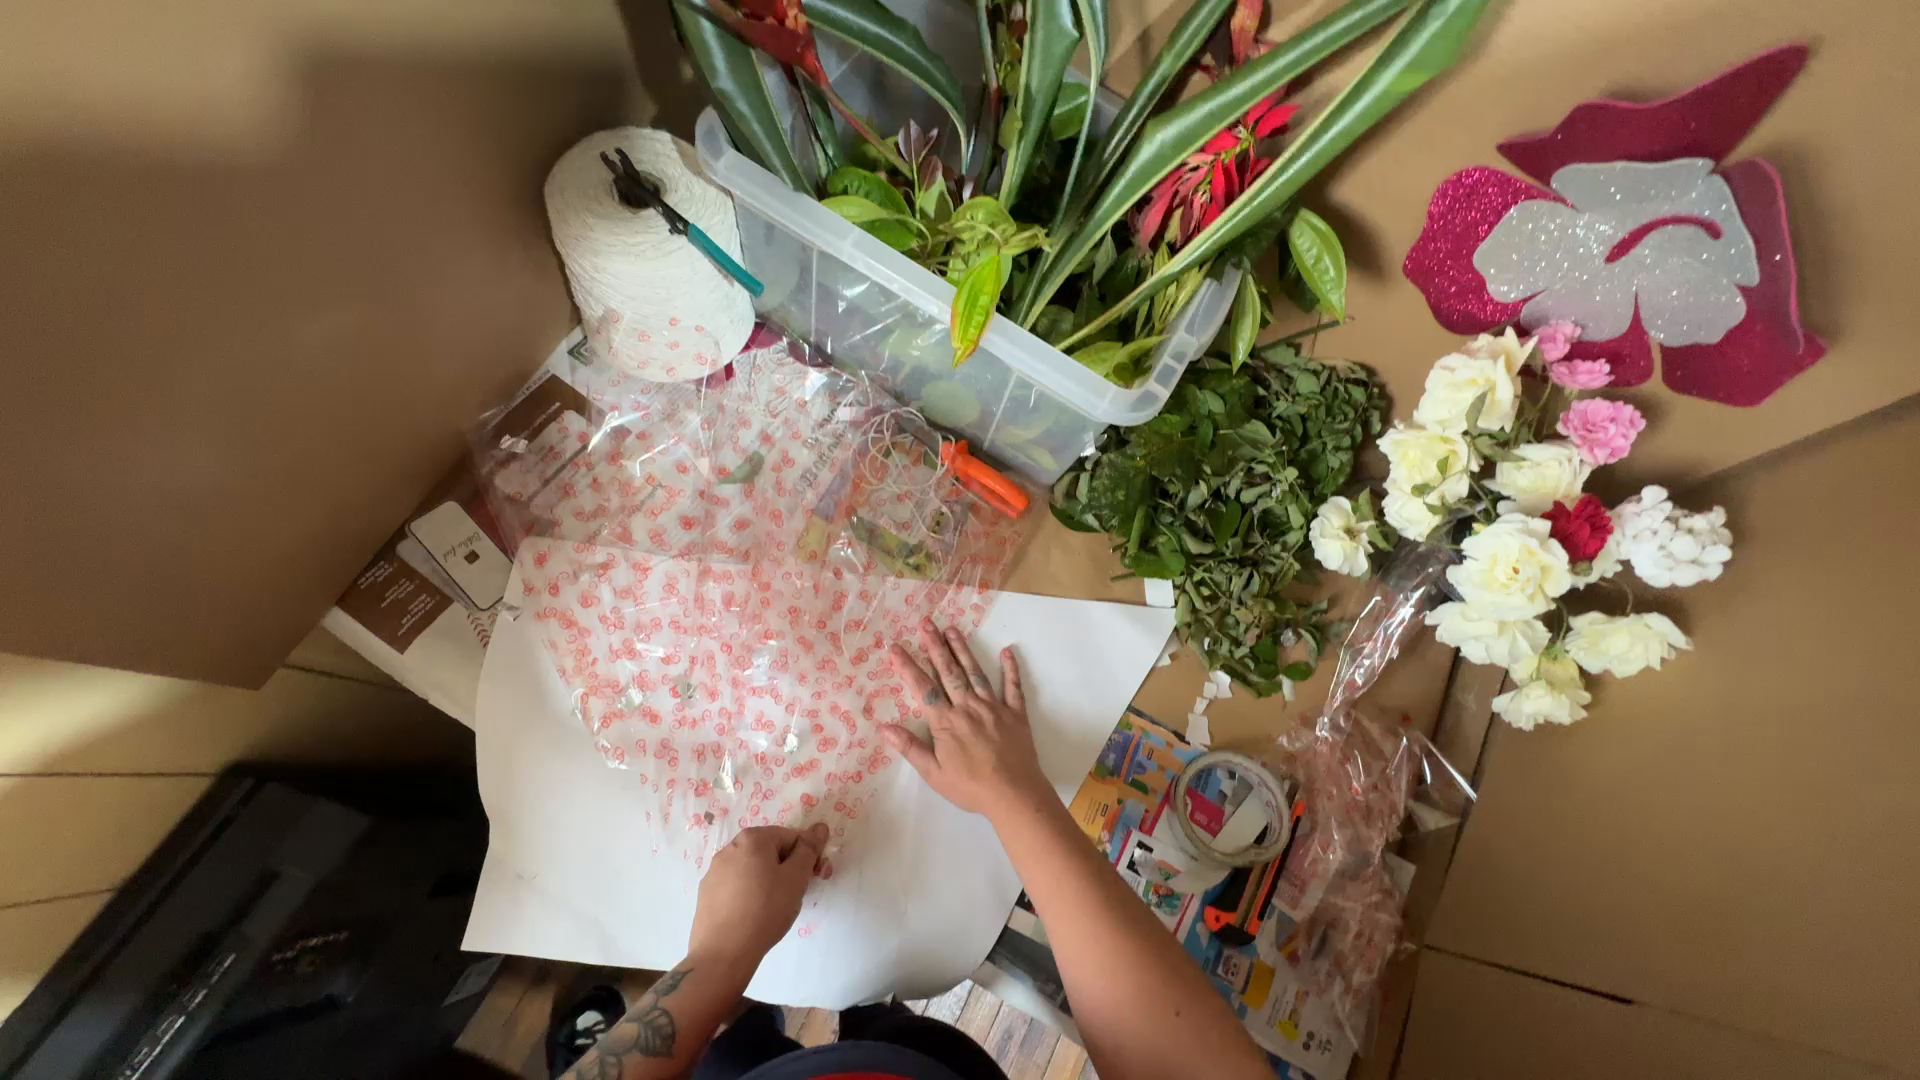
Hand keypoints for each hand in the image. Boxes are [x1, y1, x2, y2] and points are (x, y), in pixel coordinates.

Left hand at [687, 823, 828, 969]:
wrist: (723, 953)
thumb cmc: (766, 909)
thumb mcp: (796, 878)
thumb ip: (809, 849)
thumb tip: (819, 827)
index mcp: (752, 838)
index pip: (791, 838)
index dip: (806, 857)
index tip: (814, 878)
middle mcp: (730, 848)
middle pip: (769, 852)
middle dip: (787, 869)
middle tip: (795, 894)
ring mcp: (714, 872)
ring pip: (752, 870)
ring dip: (767, 881)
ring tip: (773, 909)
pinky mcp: (706, 894)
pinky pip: (735, 886)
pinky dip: (747, 894)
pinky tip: (752, 916)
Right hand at [882, 618, 1052, 818]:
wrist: (1014, 794)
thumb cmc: (971, 787)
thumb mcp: (934, 774)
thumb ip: (911, 748)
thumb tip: (884, 728)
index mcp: (946, 722)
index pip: (923, 688)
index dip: (907, 666)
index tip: (895, 647)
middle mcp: (968, 707)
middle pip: (948, 672)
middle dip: (935, 646)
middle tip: (926, 623)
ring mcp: (994, 707)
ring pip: (975, 673)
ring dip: (962, 650)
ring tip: (952, 630)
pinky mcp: (1015, 713)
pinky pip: (1013, 687)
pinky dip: (1010, 669)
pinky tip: (1007, 651)